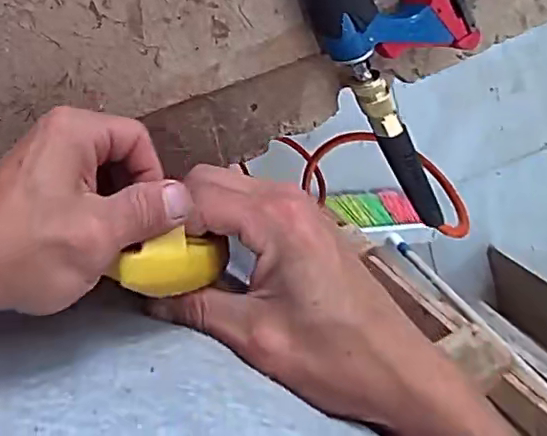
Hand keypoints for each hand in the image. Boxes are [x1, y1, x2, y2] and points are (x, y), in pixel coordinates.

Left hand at [0, 106, 190, 315]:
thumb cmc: (24, 249)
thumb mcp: (96, 234)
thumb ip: (145, 211)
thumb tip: (184, 197)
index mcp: (75, 128)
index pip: (138, 139)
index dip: (152, 179)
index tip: (150, 221)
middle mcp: (58, 129)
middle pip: (118, 154)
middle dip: (130, 196)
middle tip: (130, 237)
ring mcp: (40, 152)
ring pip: (98, 173)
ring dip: (109, 207)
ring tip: (104, 246)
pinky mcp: (28, 178)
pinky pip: (74, 184)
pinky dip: (86, 210)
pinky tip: (77, 244)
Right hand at [152, 165, 510, 434]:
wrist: (398, 367)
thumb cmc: (339, 355)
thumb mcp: (259, 337)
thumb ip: (200, 306)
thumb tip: (154, 294)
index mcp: (276, 217)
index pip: (199, 193)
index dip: (166, 222)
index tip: (147, 252)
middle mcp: (288, 196)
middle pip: (211, 178)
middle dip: (181, 213)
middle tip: (167, 259)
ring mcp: (299, 202)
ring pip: (230, 186)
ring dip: (205, 216)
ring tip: (194, 264)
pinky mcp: (304, 216)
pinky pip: (251, 200)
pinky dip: (228, 220)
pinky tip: (226, 261)